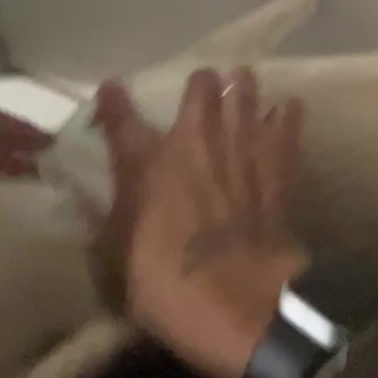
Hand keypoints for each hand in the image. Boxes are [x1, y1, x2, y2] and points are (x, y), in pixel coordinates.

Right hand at [93, 68, 309, 377]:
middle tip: (205, 86)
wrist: (234, 294)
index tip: (112, 87)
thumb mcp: (113, 259)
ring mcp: (242, 143)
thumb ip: (106, 221)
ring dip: (243, 86)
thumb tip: (90, 202)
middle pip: (201, 87)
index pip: (122, 122)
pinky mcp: (278, 157)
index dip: (114, 102)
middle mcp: (195, 141)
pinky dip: (285, 111)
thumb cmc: (163, 284)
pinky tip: (285, 109)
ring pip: (245, 92)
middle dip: (202, 82)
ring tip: (243, 83)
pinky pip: (287, 118)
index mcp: (146, 165)